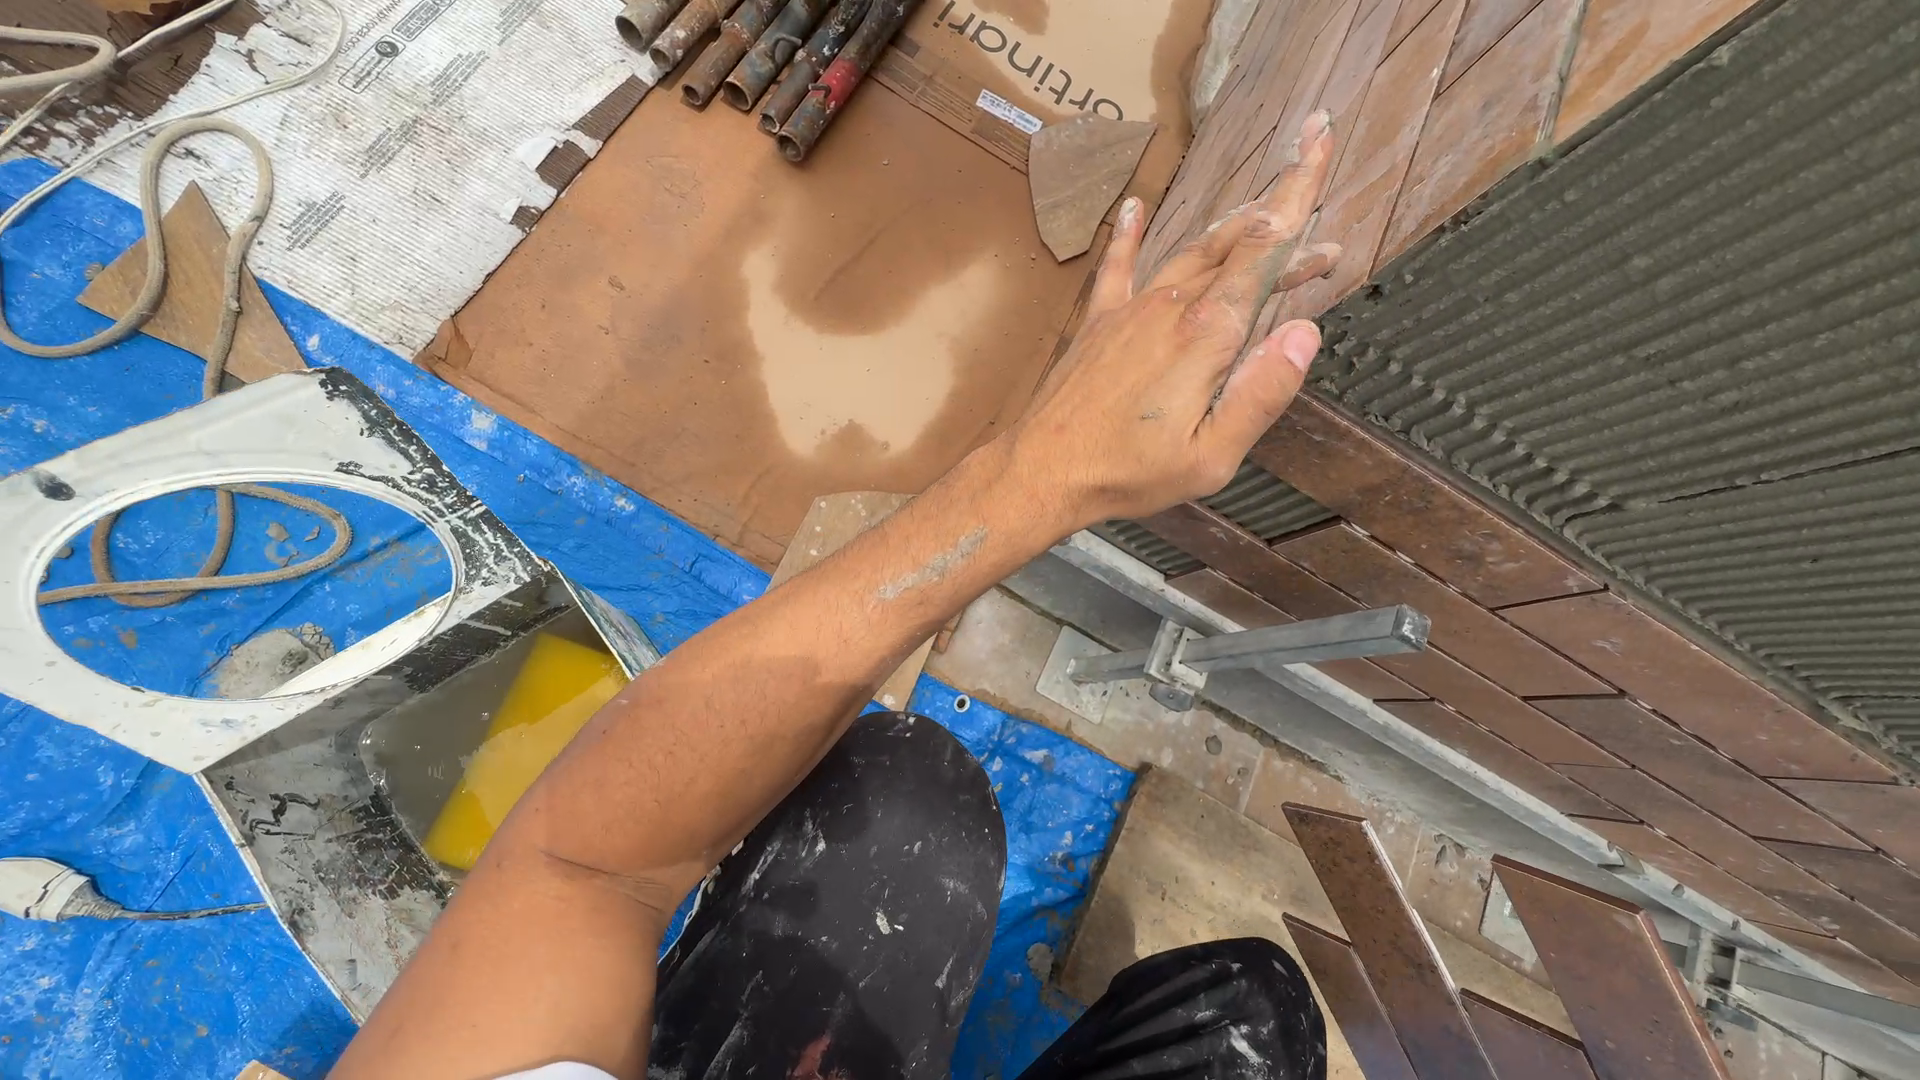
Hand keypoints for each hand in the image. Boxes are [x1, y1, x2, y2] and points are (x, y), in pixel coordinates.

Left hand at [1001, 111, 1338, 530]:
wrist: (1041, 470)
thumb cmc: (1127, 473)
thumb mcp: (1210, 456)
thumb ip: (1261, 393)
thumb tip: (1305, 331)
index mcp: (1206, 335)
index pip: (1265, 248)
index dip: (1298, 192)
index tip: (1319, 136)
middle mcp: (1169, 308)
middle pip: (1235, 247)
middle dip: (1281, 219)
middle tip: (1318, 208)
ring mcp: (1129, 310)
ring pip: (1189, 253)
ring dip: (1232, 232)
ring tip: (1263, 215)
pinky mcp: (1098, 323)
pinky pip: (1117, 266)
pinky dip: (1128, 234)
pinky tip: (1132, 207)